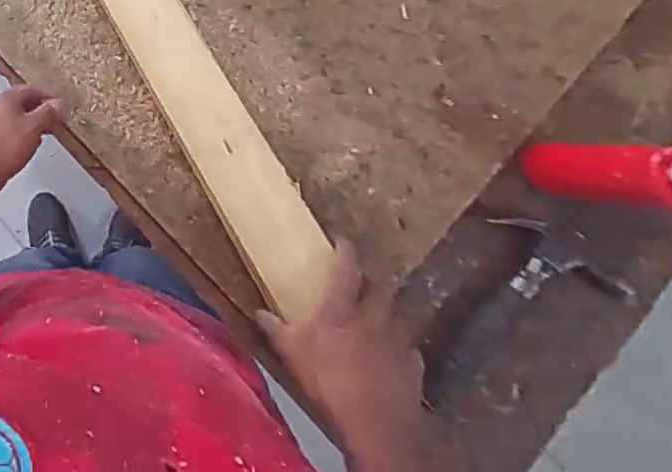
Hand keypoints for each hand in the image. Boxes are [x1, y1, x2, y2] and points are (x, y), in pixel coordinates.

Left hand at [0, 86, 62, 193]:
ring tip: (44, 135)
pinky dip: (22, 134)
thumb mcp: (35, 126)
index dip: (50, 99)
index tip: (61, 110)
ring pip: (18, 117)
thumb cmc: (9, 146)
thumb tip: (60, 103)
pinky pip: (10, 129)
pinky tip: (28, 146)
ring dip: (33, 124)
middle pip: (25, 103)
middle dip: (42, 113)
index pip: (34, 90)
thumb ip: (49, 113)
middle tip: (55, 123)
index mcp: (8, 98)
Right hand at [258, 241, 426, 470]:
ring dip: (385, 311)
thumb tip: (257, 313)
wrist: (378, 430)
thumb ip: (277, 331)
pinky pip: (407, 346)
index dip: (345, 251)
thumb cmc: (331, 385)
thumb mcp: (295, 357)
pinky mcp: (414, 364)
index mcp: (343, 308)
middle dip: (368, 281)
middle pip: (377, 286)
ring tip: (374, 319)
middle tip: (357, 285)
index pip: (347, 268)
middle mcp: (374, 315)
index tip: (341, 241)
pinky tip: (390, 355)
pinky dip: (398, 345)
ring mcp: (398, 339)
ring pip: (395, 313)